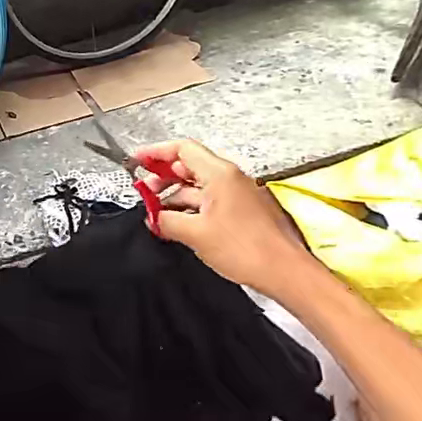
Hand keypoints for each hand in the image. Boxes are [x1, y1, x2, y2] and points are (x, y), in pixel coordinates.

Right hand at [134, 139, 316, 294]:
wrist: (282, 270)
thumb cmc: (249, 249)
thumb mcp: (195, 234)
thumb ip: (167, 220)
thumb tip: (154, 217)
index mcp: (220, 174)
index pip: (182, 149)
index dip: (156, 153)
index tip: (139, 160)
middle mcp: (231, 178)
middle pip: (190, 166)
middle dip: (163, 177)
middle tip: (145, 191)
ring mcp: (239, 194)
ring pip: (200, 185)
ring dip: (177, 195)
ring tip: (158, 212)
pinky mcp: (243, 210)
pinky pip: (212, 200)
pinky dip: (193, 207)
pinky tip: (181, 223)